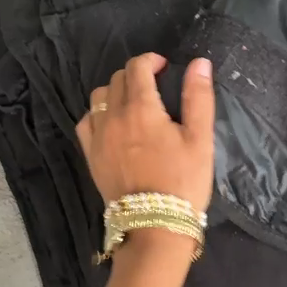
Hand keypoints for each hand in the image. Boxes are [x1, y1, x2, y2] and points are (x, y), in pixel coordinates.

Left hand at [75, 54, 214, 212]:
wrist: (154, 226)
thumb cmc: (183, 181)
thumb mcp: (200, 139)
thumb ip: (198, 97)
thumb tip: (199, 63)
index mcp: (141, 108)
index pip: (137, 67)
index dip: (151, 60)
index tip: (165, 67)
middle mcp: (113, 116)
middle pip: (117, 79)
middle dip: (136, 74)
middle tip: (155, 85)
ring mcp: (98, 136)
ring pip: (99, 97)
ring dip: (116, 91)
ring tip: (134, 102)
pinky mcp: (90, 155)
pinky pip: (86, 122)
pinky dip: (98, 114)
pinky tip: (112, 123)